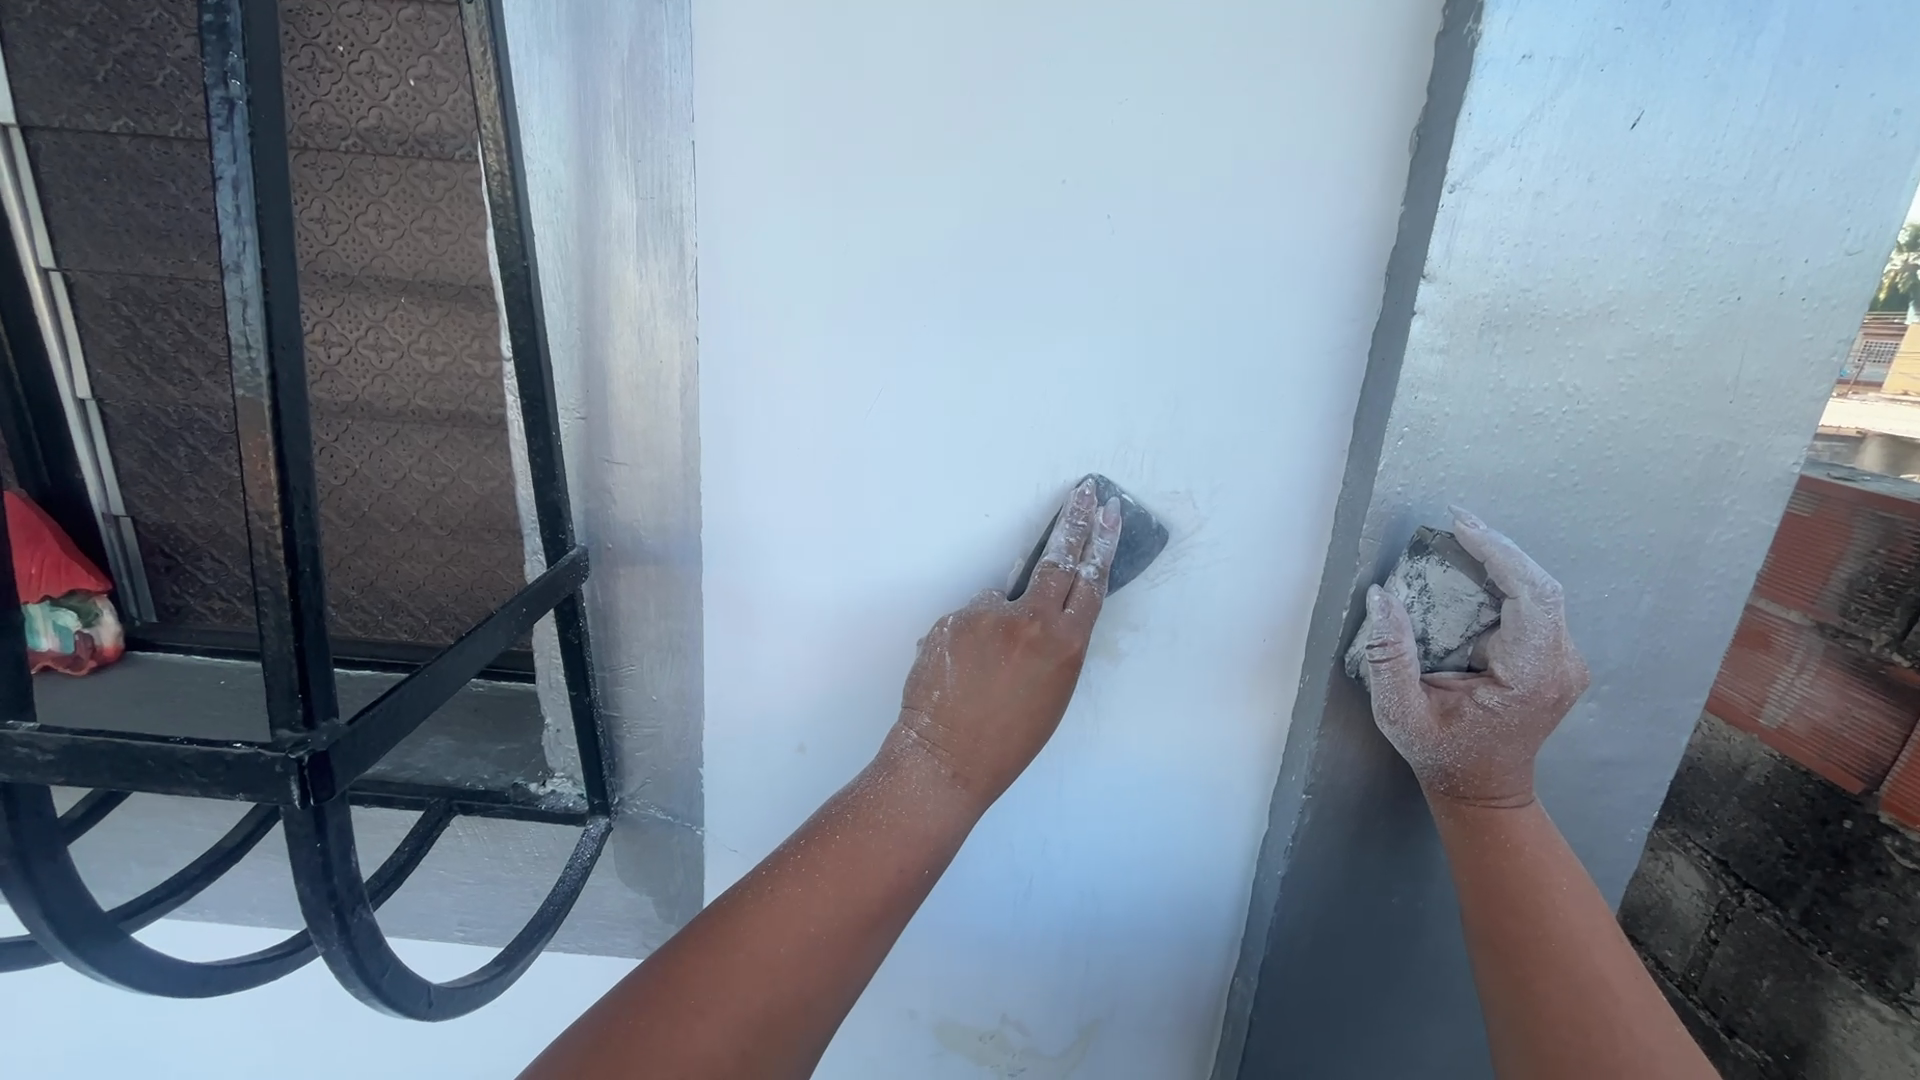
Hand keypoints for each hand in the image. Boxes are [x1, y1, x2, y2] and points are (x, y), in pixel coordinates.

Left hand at [884, 478, 1122, 808]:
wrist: (948, 757)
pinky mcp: (952, 618)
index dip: (1102, 543)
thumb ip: (1056, 643)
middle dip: (1075, 521)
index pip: (1090, 580)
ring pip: (999, 599)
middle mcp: (1030, 621)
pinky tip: (961, 671)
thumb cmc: (1007, 738)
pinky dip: (966, 635)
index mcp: (1065, 645)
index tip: (1109, 513)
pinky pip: (967, 617)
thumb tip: (1039, 609)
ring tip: (984, 669)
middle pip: (1058, 558)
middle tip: (1085, 492)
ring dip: (997, 620)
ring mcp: (987, 616)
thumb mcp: (1054, 690)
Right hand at [1361, 508, 1588, 808]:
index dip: (1499, 553)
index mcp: (1530, 677)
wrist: (1482, 787)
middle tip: (1454, 522)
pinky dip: (1503, 580)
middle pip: (1540, 587)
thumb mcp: (1398, 711)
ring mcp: (1564, 661)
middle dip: (1497, 548)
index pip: (1532, 596)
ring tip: (1459, 538)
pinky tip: (1473, 568)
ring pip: (1540, 592)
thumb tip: (1381, 596)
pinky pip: (1534, 606)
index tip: (1460, 525)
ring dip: (1500, 561)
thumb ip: (1388, 655)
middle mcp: (1560, 665)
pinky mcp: (1553, 658)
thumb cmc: (1440, 753)